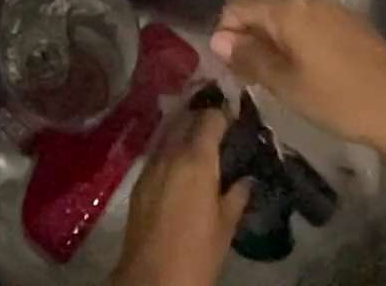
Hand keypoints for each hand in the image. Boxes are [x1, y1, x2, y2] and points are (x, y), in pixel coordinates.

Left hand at [112, 107, 249, 285]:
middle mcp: (171, 153)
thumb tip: (246, 179)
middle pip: (187, 119)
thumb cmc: (196, 253)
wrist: (151, 279)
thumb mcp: (225, 227)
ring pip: (170, 133)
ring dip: (185, 131)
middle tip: (221, 131)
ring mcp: (151, 164)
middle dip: (204, 118)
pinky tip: (181, 165)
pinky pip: (158, 152)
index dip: (223, 115)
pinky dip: (171, 149)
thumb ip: (237, 196)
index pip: (210, 118)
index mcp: (197, 159)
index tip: (235, 121)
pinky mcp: (139, 179)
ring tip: (202, 145)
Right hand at [210, 0, 385, 153]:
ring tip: (280, 82)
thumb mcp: (286, 84)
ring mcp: (333, 9)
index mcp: (288, 8)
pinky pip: (311, 25)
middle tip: (252, 81)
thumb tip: (218, 39)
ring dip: (275, 44)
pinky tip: (309, 75)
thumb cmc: (340, 99)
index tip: (230, 69)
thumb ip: (249, 58)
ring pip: (288, 19)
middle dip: (250, 39)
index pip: (238, 5)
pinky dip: (299, 44)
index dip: (226, 33)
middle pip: (263, 9)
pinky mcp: (351, 23)